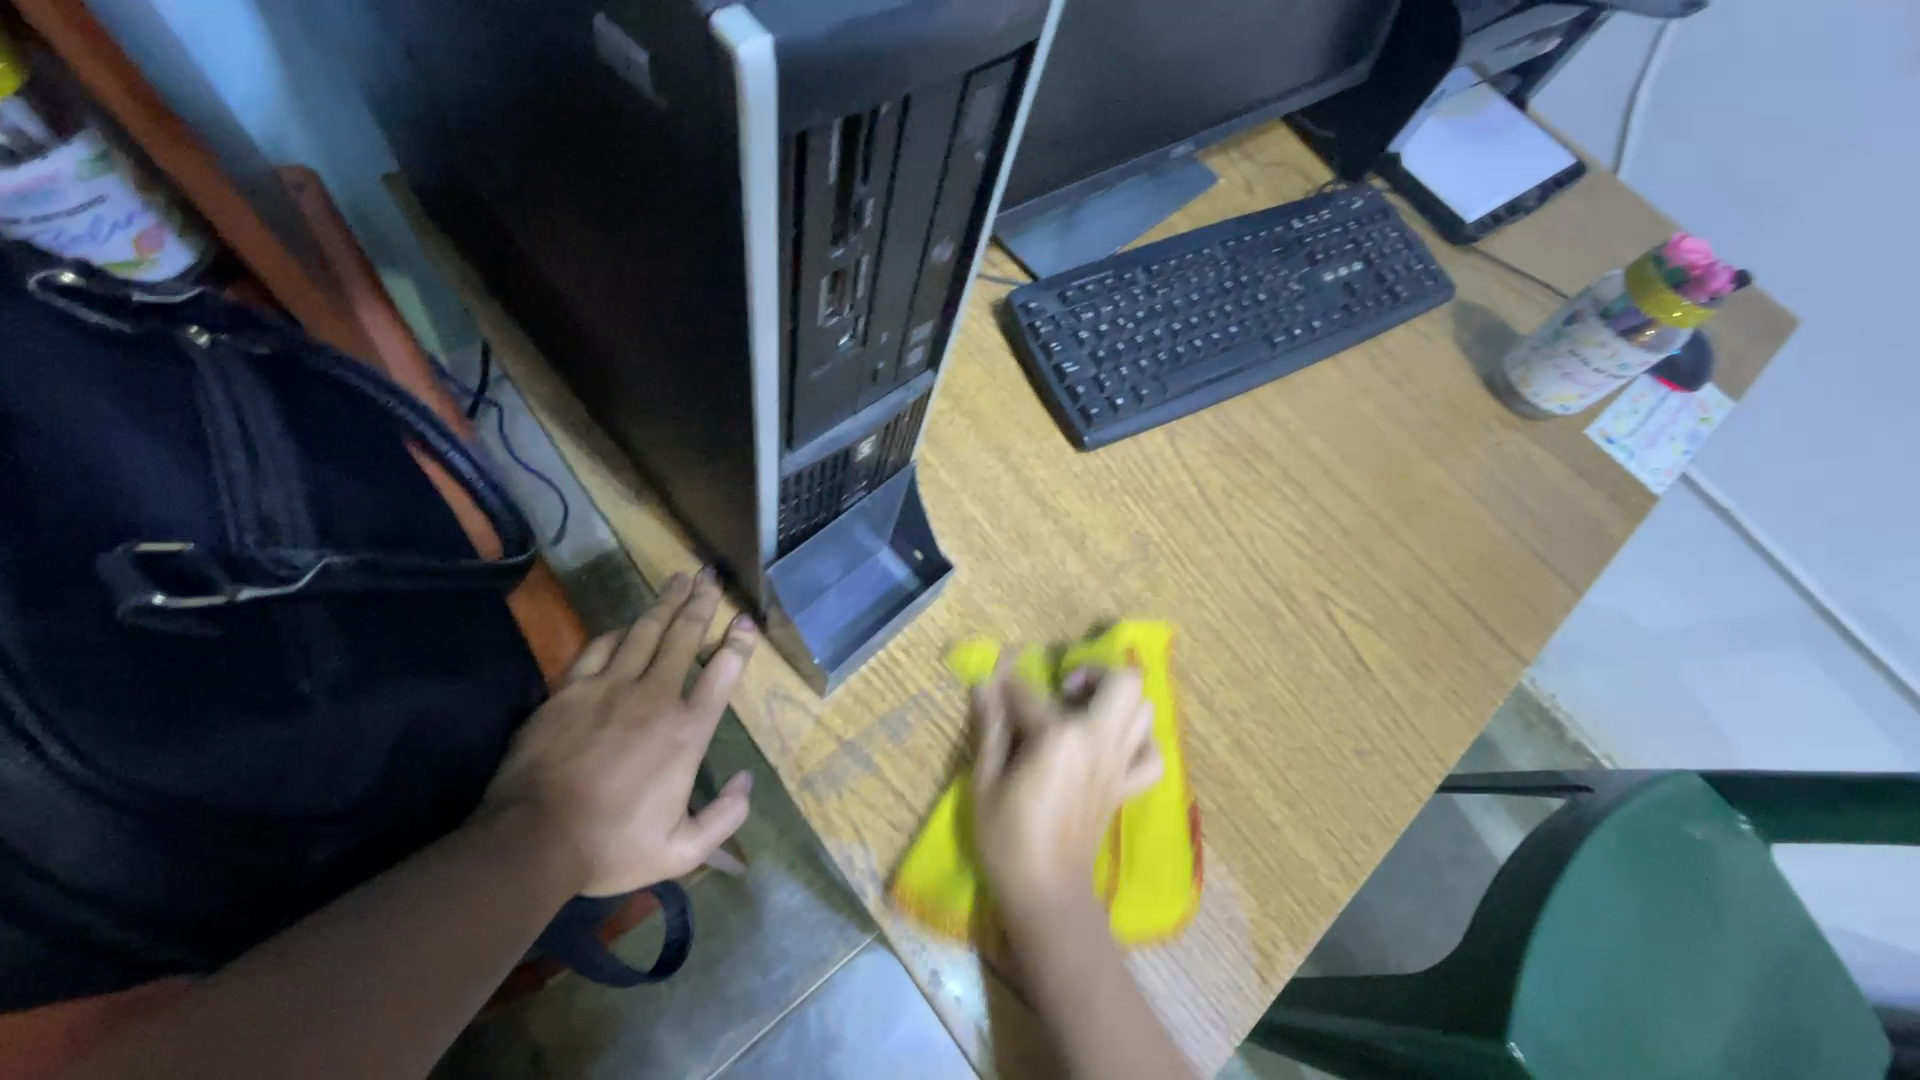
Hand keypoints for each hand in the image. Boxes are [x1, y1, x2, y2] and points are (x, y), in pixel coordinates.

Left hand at [480, 569, 756, 895]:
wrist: (533, 840)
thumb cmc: (612, 846)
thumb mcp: (683, 851)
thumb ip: (726, 817)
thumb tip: (747, 781)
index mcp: (687, 732)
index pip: (722, 674)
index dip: (739, 642)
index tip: (746, 619)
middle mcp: (654, 698)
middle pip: (684, 638)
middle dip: (701, 604)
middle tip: (710, 577)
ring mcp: (608, 689)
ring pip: (644, 632)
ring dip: (664, 603)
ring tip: (679, 580)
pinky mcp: (570, 691)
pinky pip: (599, 648)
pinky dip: (617, 632)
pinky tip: (624, 625)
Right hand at [969, 666, 1163, 921]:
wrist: (1047, 893)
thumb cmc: (1006, 840)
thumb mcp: (985, 782)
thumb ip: (990, 728)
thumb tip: (984, 685)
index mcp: (1060, 737)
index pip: (1031, 693)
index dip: (1006, 688)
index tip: (991, 689)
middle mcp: (1099, 742)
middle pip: (1123, 681)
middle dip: (1093, 673)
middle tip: (1061, 692)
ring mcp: (1119, 765)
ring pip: (1144, 711)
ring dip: (1116, 702)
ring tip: (1082, 714)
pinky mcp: (1127, 788)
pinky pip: (1151, 755)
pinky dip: (1138, 743)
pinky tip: (1111, 747)